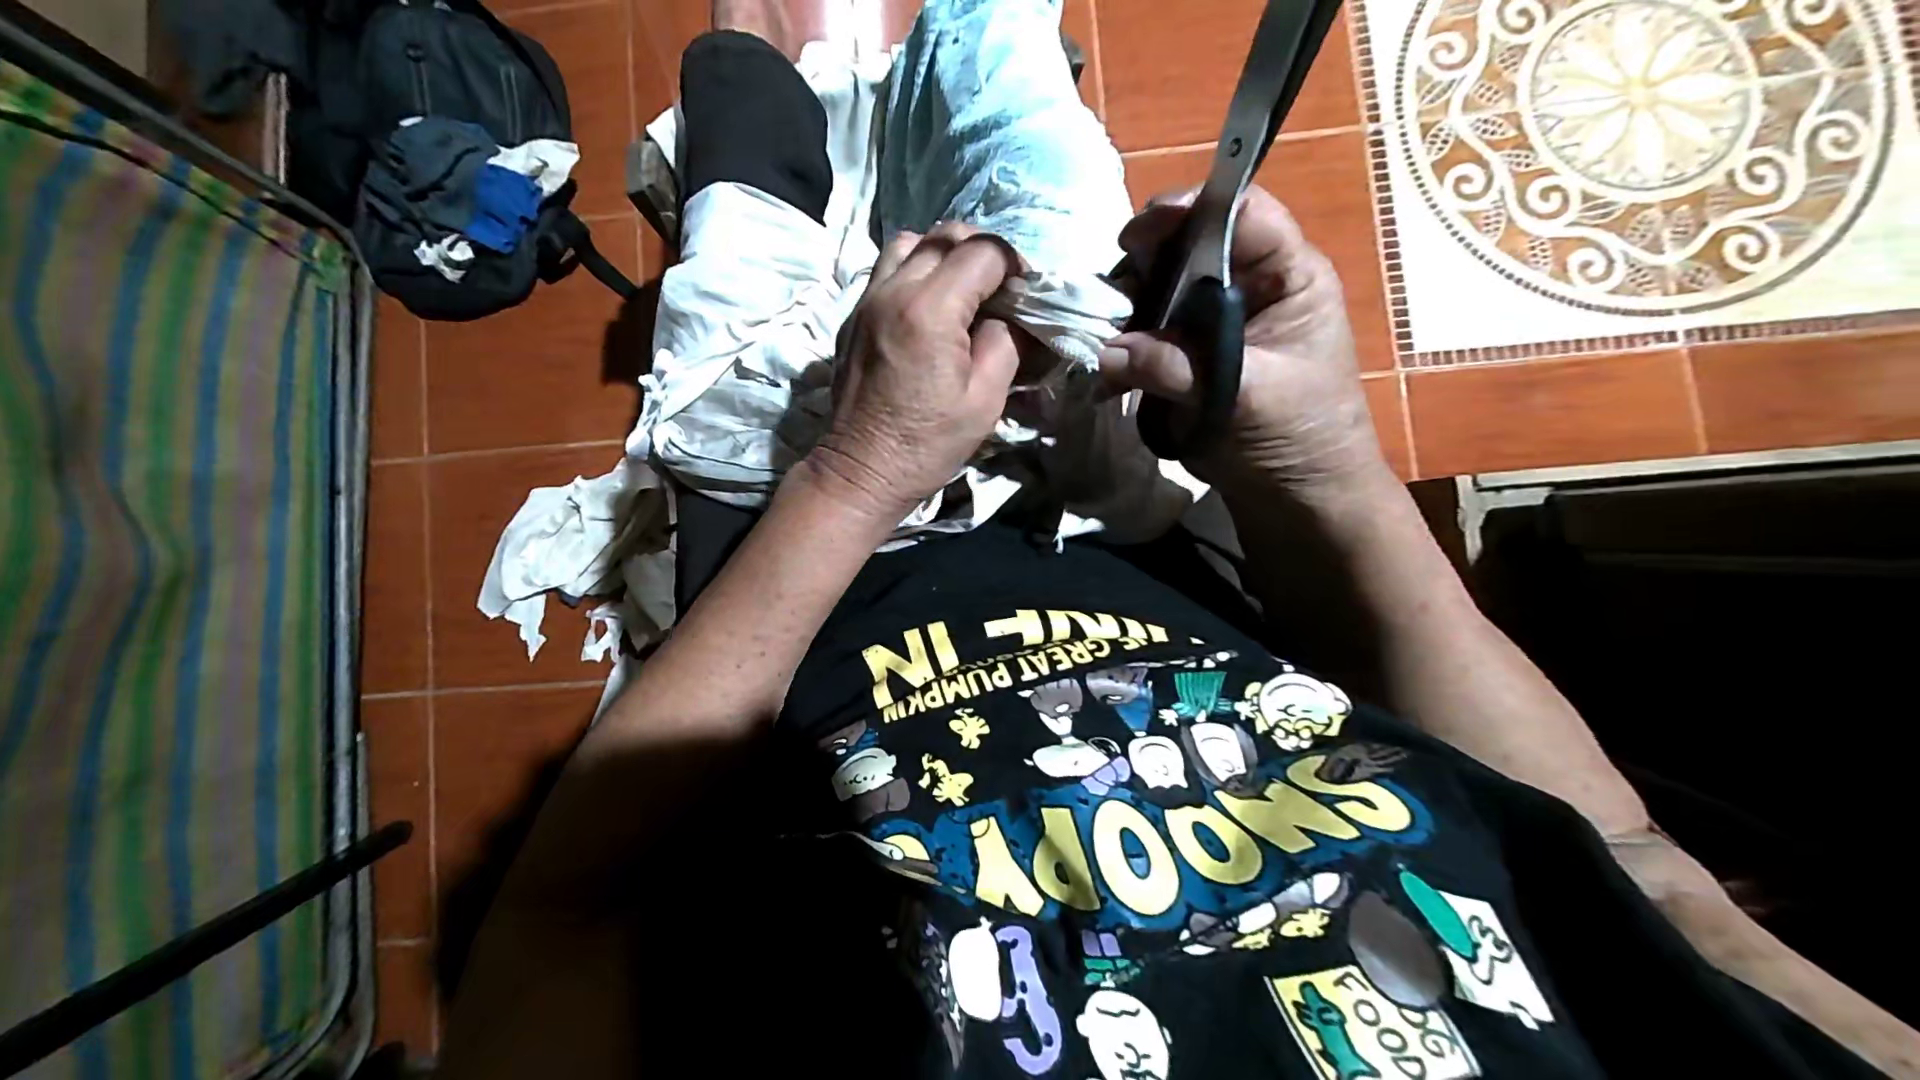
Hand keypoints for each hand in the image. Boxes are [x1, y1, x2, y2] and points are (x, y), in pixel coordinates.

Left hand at [804, 222, 1022, 519]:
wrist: (861, 470)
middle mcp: (892, 291)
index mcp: (930, 310)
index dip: (1014, 264)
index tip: (1024, 292)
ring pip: (910, 242)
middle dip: (982, 252)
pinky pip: (886, 268)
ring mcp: (866, 300)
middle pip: (945, 236)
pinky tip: (930, 306)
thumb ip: (1007, 342)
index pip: (983, 252)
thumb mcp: (985, 400)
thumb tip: (1012, 314)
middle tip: (999, 288)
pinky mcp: (853, 316)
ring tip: (962, 289)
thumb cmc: (927, 444)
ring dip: (943, 254)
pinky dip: (915, 270)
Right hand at [1101, 186, 1388, 499]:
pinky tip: (1106, 376)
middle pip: (1186, 246)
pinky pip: (1142, 337)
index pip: (1241, 215)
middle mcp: (1242, 287)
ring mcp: (1207, 323)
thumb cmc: (1300, 435)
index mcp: (1285, 277)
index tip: (1138, 232)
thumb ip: (1178, 369)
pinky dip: (1120, 351)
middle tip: (1111, 295)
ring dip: (1125, 310)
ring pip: (1156, 291)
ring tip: (1103, 340)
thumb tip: (1107, 352)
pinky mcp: (1181, 357)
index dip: (1191, 210)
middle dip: (1144, 263)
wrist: (1293, 493)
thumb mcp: (1249, 395)